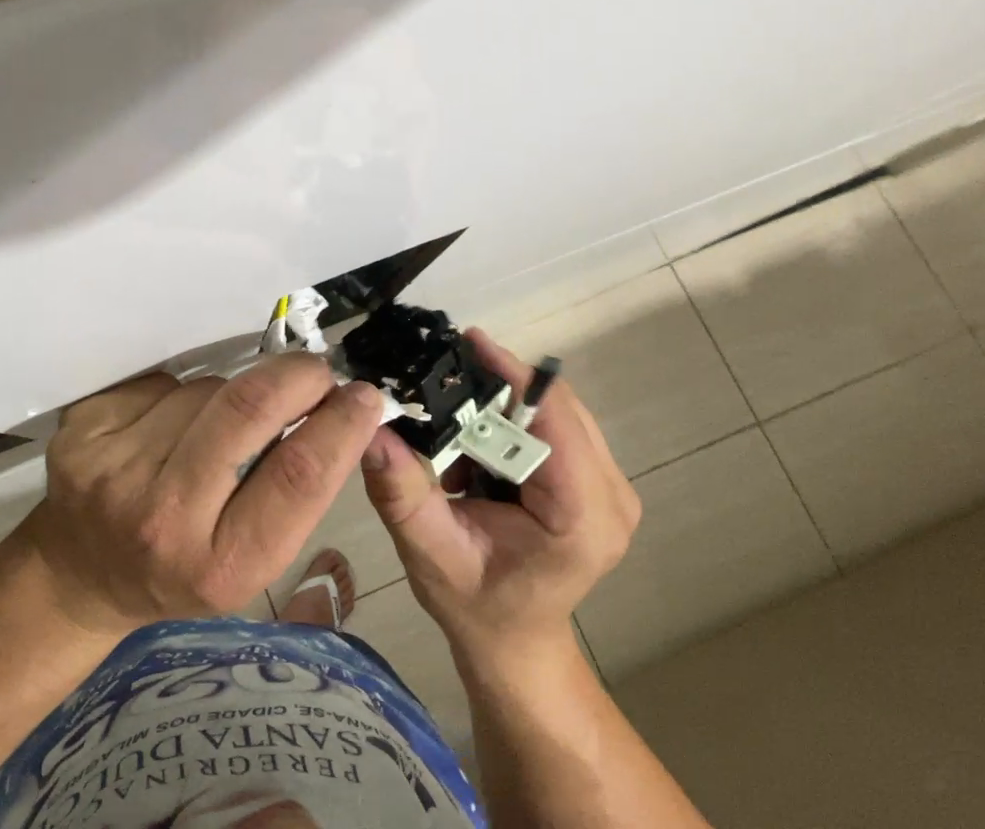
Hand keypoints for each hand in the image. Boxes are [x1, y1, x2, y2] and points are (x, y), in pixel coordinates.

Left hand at [21, 353, 384, 637]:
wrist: (82, 571)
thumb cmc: (183, 570)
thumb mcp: (249, 562)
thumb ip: (292, 493)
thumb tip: (340, 407)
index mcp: (221, 567)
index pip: (297, 475)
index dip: (340, 425)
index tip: (363, 396)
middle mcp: (163, 519)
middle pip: (249, 409)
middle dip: (297, 376)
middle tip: (316, 373)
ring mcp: (114, 468)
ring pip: (208, 390)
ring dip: (235, 392)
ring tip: (222, 425)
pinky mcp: (83, 429)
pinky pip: (164, 383)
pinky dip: (185, 393)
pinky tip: (171, 425)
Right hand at [361, 328, 639, 662]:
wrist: (514, 641)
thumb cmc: (474, 605)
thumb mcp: (428, 552)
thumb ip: (402, 492)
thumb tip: (371, 430)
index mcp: (581, 517)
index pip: (555, 422)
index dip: (512, 377)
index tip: (465, 344)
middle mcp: (612, 495)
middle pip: (559, 410)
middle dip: (498, 391)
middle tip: (440, 385)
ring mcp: (613, 489)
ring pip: (559, 414)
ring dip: (503, 410)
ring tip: (454, 436)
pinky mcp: (600, 484)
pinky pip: (558, 430)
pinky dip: (513, 428)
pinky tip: (477, 455)